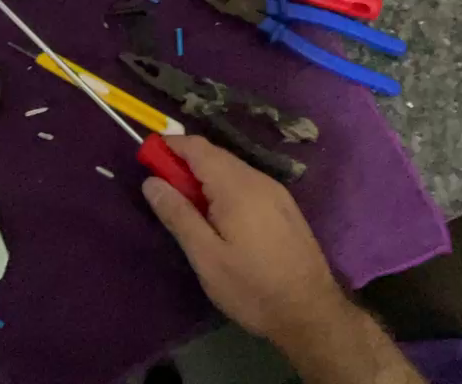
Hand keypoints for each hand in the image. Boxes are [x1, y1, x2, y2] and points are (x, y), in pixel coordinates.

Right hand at [143, 136, 348, 348]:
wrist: (313, 315)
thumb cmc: (253, 288)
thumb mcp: (206, 258)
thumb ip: (178, 215)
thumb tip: (151, 182)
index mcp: (235, 185)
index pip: (196, 147)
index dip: (169, 146)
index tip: (147, 159)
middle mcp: (257, 178)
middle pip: (214, 155)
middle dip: (185, 163)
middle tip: (165, 191)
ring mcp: (275, 191)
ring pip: (231, 168)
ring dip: (205, 177)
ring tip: (191, 208)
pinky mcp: (285, 206)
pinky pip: (247, 182)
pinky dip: (225, 186)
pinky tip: (221, 216)